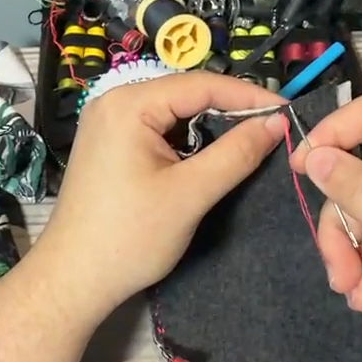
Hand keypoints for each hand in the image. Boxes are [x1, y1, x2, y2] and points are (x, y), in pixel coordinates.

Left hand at [31, 72, 285, 318]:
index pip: (200, 84)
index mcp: (128, 104)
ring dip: (210, 126)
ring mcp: (108, 122)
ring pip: (173, 112)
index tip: (288, 111)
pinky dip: (187, 140)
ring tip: (251, 141)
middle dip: (230, 109)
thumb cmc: (129, 236)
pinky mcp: (109, 143)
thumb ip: (236, 153)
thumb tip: (276, 122)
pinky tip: (211, 155)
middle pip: (185, 94)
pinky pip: (157, 129)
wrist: (73, 277)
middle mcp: (114, 101)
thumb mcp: (190, 193)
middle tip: (274, 128)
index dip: (247, 95)